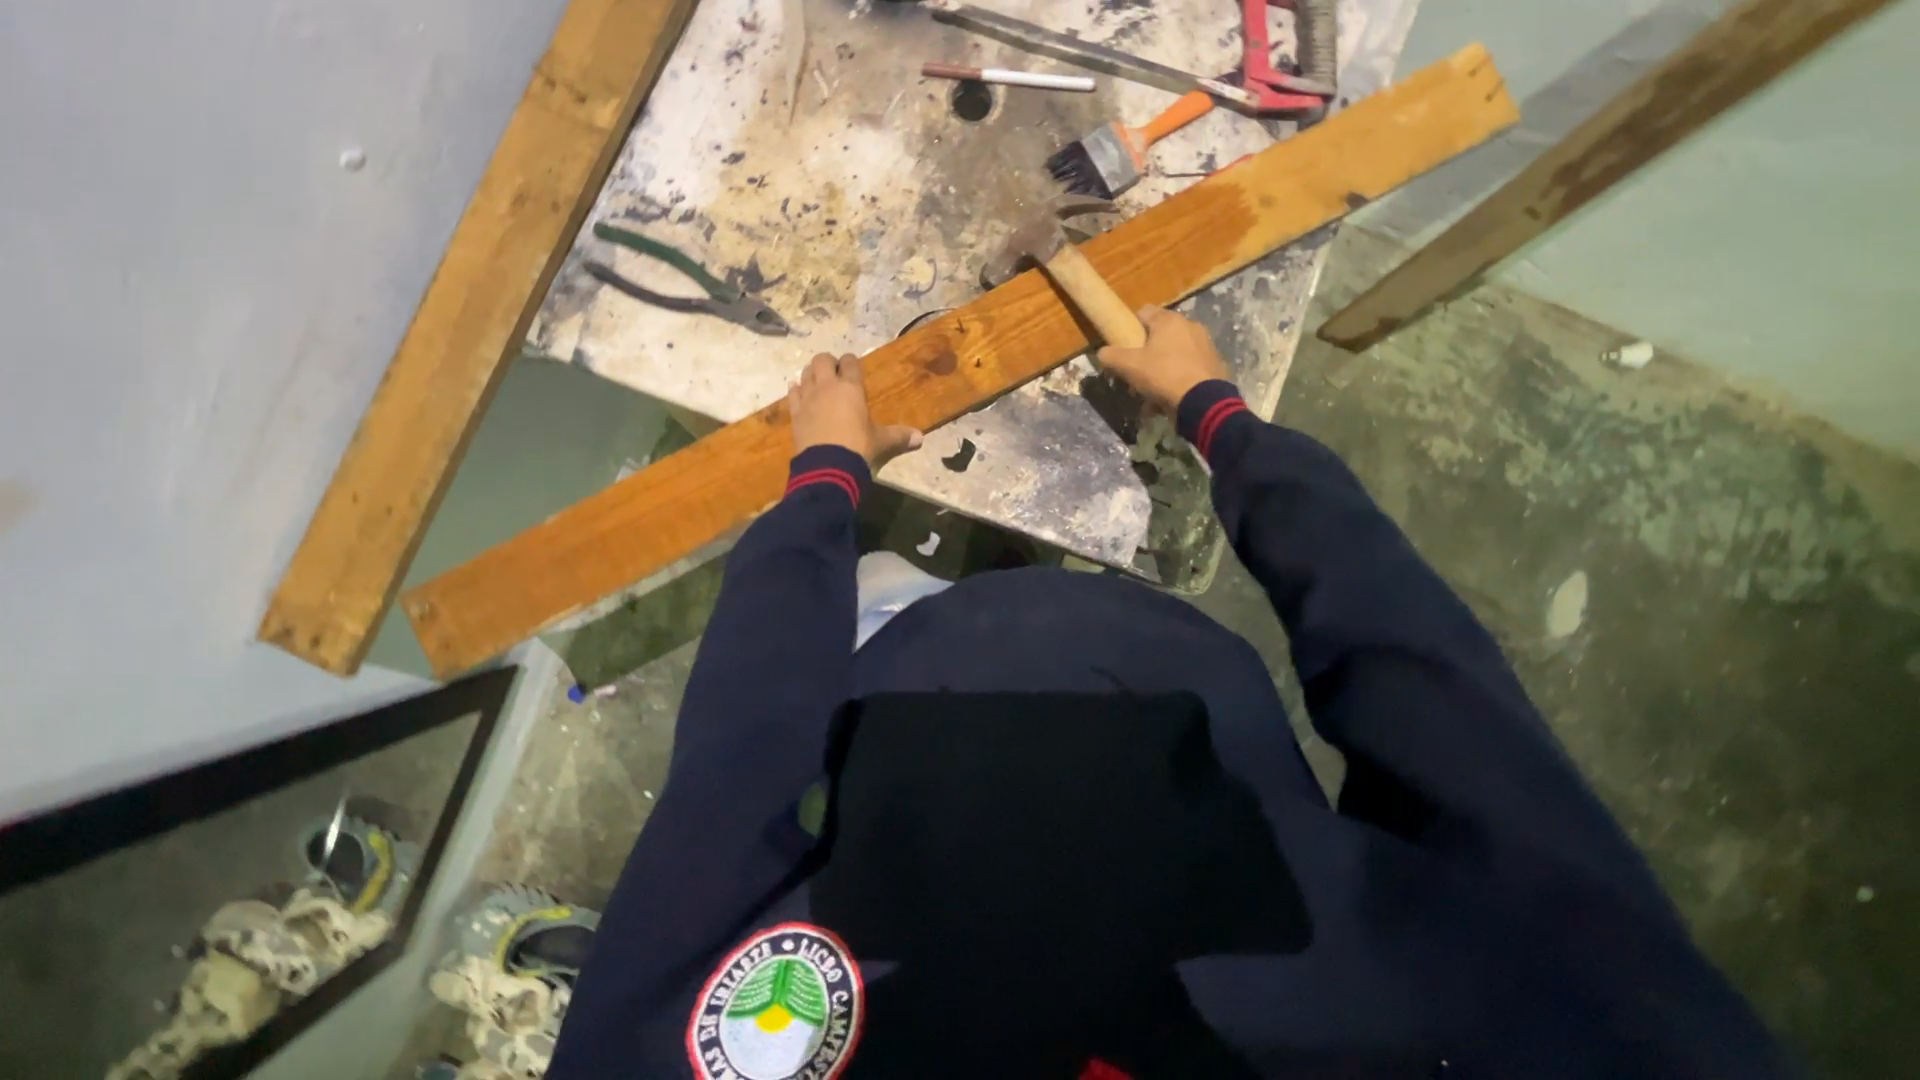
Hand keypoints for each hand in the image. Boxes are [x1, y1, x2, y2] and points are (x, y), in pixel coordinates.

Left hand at [787, 353, 923, 467]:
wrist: (828, 465)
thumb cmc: (858, 447)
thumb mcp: (881, 441)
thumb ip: (899, 436)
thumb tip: (920, 438)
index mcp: (851, 387)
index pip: (850, 362)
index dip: (852, 362)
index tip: (853, 367)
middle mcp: (828, 386)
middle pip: (822, 360)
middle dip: (828, 363)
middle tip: (835, 373)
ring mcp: (808, 398)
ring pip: (805, 373)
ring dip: (811, 374)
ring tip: (817, 381)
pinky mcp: (795, 413)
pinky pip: (793, 394)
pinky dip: (795, 390)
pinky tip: (797, 390)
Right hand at [1096, 306, 1231, 412]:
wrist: (1203, 401)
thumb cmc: (1163, 375)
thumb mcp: (1128, 366)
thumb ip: (1110, 356)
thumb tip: (1102, 353)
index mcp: (1169, 320)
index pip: (1143, 312)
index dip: (1131, 328)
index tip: (1125, 347)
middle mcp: (1190, 326)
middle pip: (1160, 335)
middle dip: (1147, 353)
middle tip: (1137, 374)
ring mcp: (1206, 345)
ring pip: (1175, 354)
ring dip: (1162, 369)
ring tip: (1153, 392)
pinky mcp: (1215, 364)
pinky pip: (1189, 368)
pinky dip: (1179, 379)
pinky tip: (1171, 398)